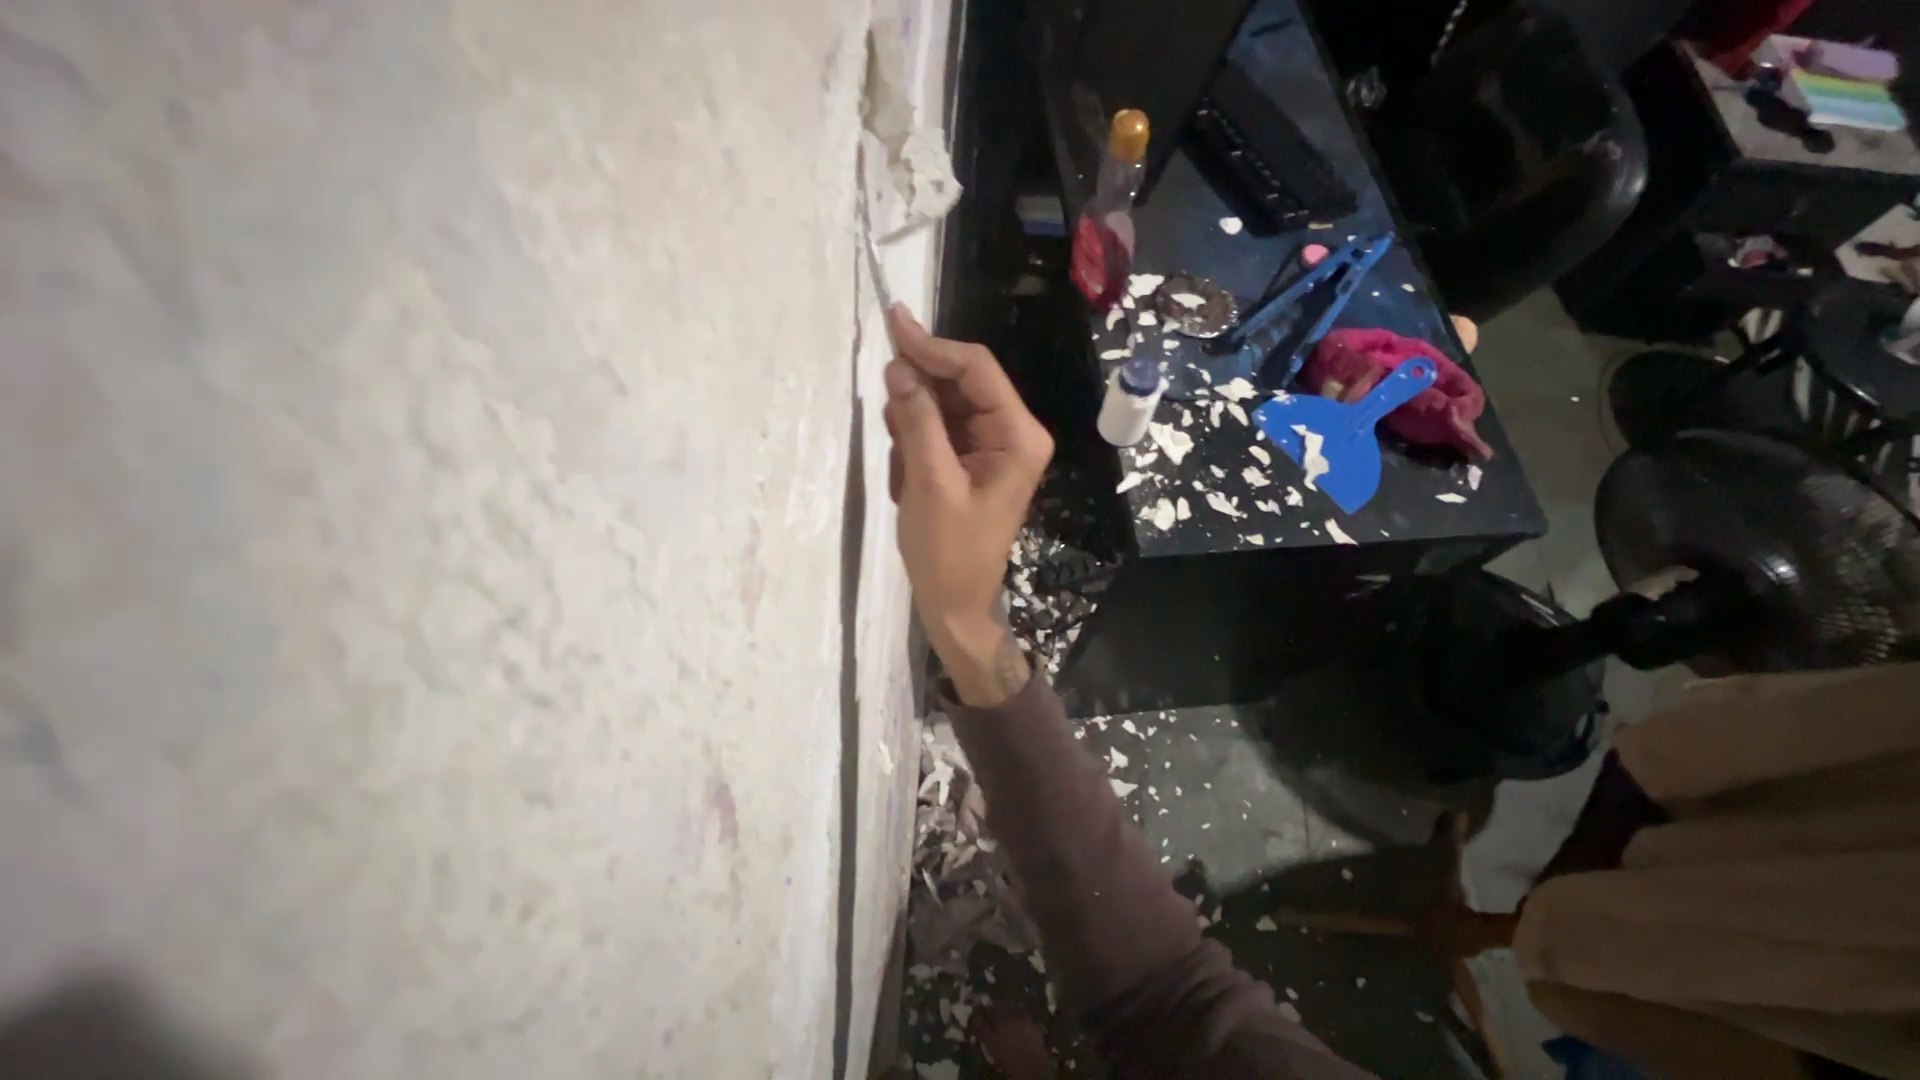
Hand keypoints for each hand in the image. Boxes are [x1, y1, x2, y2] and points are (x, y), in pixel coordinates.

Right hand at [883, 305, 1053, 704]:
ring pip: (942, 405)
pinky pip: (936, 430)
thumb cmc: (949, 551)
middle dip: (918, 397)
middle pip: (959, 383)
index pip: (977, 370)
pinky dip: (913, 446)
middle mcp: (1011, 432)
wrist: (954, 603)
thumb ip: (916, 421)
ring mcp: (990, 446)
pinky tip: (906, 480)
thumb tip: (899, 367)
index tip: (892, 324)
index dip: (933, 346)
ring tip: (905, 474)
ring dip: (912, 429)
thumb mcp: (929, 483)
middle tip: (890, 419)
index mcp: (1018, 436)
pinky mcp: (970, 459)